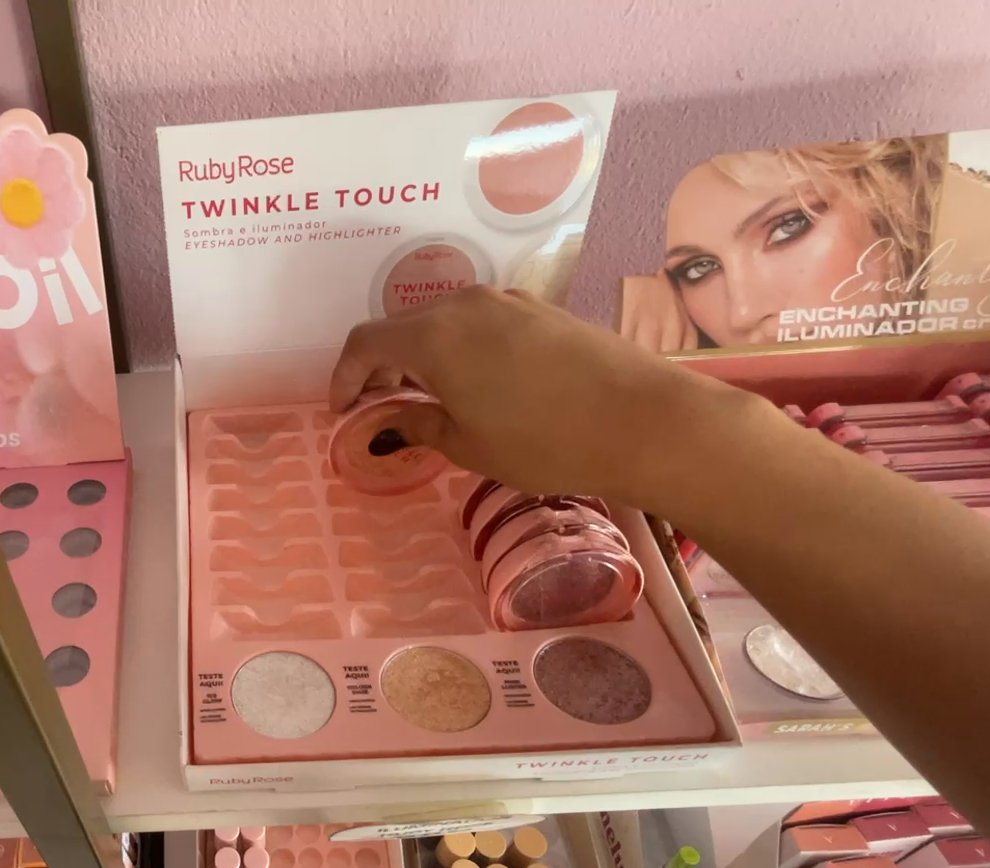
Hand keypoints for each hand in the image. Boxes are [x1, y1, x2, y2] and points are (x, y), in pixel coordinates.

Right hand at [329, 286, 752, 509]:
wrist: (645, 420)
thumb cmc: (543, 441)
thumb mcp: (467, 445)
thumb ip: (418, 424)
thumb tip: (393, 420)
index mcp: (433, 336)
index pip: (365, 343)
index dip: (344, 376)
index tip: (343, 409)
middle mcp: (463, 305)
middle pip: (401, 327)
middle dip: (381, 366)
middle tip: (381, 406)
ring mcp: (505, 301)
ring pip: (440, 322)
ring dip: (420, 356)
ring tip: (428, 398)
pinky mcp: (538, 308)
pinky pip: (476, 323)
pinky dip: (456, 349)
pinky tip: (474, 383)